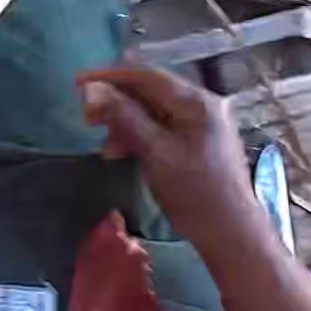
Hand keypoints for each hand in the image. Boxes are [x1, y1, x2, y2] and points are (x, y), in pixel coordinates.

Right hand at [77, 68, 271, 257]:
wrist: (231, 234)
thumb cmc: (195, 192)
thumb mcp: (155, 152)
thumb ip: (123, 117)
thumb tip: (91, 90)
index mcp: (196, 102)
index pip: (147, 77)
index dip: (110, 76)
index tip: (79, 81)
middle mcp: (201, 105)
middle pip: (149, 92)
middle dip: (115, 100)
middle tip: (85, 114)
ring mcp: (200, 123)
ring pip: (152, 111)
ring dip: (123, 120)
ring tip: (98, 135)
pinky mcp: (195, 141)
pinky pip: (160, 128)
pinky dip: (138, 135)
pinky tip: (117, 150)